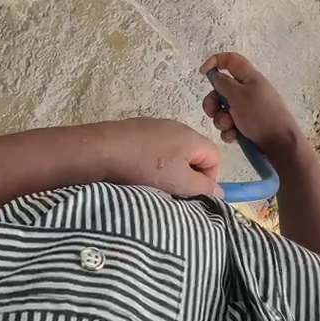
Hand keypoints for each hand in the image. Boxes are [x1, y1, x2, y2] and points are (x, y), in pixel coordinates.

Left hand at [89, 118, 222, 198]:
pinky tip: (135, 173)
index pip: (215, 158)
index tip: (190, 194)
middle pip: (194, 156)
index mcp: (191, 137)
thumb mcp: (179, 183)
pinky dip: (149, 164)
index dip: (208, 179)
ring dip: (167, 172)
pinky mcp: (136, 131)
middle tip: (171, 192)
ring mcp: (154, 127)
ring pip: (173, 155)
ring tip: (151, 185)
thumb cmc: (144, 167)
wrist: (101, 151)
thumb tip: (218, 192)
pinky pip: (153, 151)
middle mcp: (176, 127)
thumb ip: (203, 188)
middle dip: (186, 177)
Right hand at [200, 53, 305, 161]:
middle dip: (213, 101)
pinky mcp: (246, 126)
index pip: (230, 60)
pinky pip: (230, 126)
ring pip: (223, 110)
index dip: (215, 61)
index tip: (202, 73)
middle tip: (213, 110)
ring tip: (230, 126)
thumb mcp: (239, 95)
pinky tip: (235, 137)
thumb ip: (223, 83)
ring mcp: (247, 110)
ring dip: (222, 119)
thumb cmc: (260, 114)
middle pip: (221, 89)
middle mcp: (247, 91)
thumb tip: (216, 75)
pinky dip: (230, 131)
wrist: (280, 143)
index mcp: (249, 77)